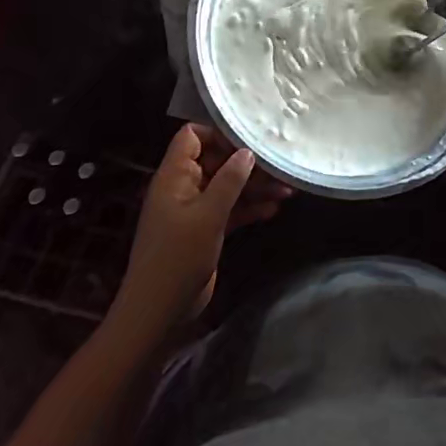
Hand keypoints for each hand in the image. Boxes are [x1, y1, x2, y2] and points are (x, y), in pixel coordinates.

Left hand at [118, 124, 291, 327]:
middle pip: (216, 161)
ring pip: (227, 187)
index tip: (249, 141)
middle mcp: (183, 188)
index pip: (192, 137)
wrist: (158, 310)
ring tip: (287, 188)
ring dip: (254, 187)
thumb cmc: (178, 256)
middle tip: (278, 166)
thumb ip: (229, 180)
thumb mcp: (208, 215)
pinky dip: (250, 207)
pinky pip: (230, 209)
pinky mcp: (205, 230)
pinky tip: (274, 209)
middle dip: (246, 163)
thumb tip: (247, 152)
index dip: (218, 134)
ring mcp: (194, 210)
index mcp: (174, 177)